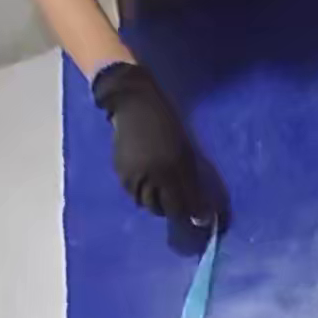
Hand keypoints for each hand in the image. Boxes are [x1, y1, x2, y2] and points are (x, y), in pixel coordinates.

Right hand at [90, 62, 213, 221]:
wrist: (134, 103)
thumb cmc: (166, 125)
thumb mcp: (185, 153)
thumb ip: (190, 182)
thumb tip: (198, 210)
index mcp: (171, 170)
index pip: (180, 206)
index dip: (187, 213)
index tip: (192, 214)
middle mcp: (151, 176)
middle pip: (161, 209)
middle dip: (169, 209)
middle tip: (174, 201)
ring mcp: (133, 175)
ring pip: (145, 203)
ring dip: (153, 202)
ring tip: (158, 190)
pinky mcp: (120, 172)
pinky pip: (132, 192)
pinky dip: (140, 192)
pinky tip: (144, 180)